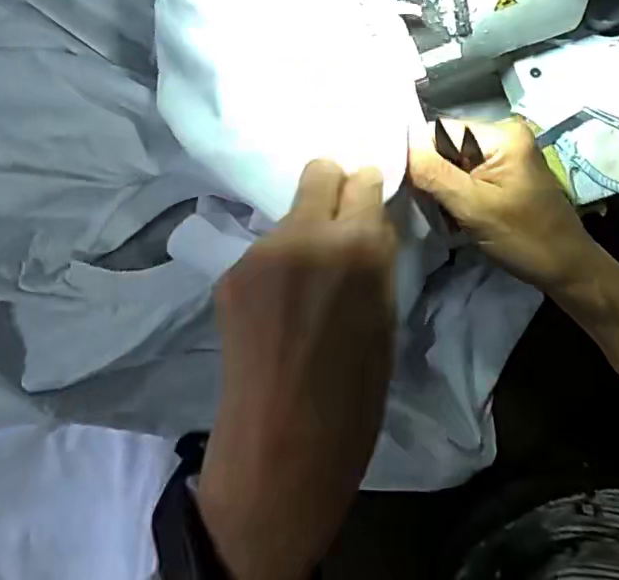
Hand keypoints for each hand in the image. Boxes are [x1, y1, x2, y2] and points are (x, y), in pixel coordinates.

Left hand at [197, 160, 398, 579]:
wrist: (282, 446)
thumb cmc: (356, 392)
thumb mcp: (387, 314)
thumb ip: (376, 257)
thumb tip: (367, 221)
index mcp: (358, 244)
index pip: (363, 179)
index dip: (365, 187)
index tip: (364, 198)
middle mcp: (306, 233)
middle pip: (317, 173)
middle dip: (331, 187)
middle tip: (334, 220)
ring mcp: (262, 251)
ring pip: (289, 217)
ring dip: (301, 236)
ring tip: (303, 286)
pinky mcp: (231, 273)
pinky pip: (265, 252)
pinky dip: (276, 267)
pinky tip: (276, 308)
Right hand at [408, 118, 606, 295]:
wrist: (568, 269)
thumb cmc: (526, 239)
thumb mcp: (475, 208)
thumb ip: (434, 174)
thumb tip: (397, 147)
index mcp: (501, 134)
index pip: (439, 130)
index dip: (417, 155)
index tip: (405, 185)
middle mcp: (502, 134)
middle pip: (444, 145)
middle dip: (430, 175)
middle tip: (431, 207)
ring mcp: (502, 153)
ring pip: (450, 162)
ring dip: (440, 189)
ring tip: (446, 216)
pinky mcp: (501, 172)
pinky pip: (463, 173)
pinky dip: (454, 195)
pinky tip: (457, 217)